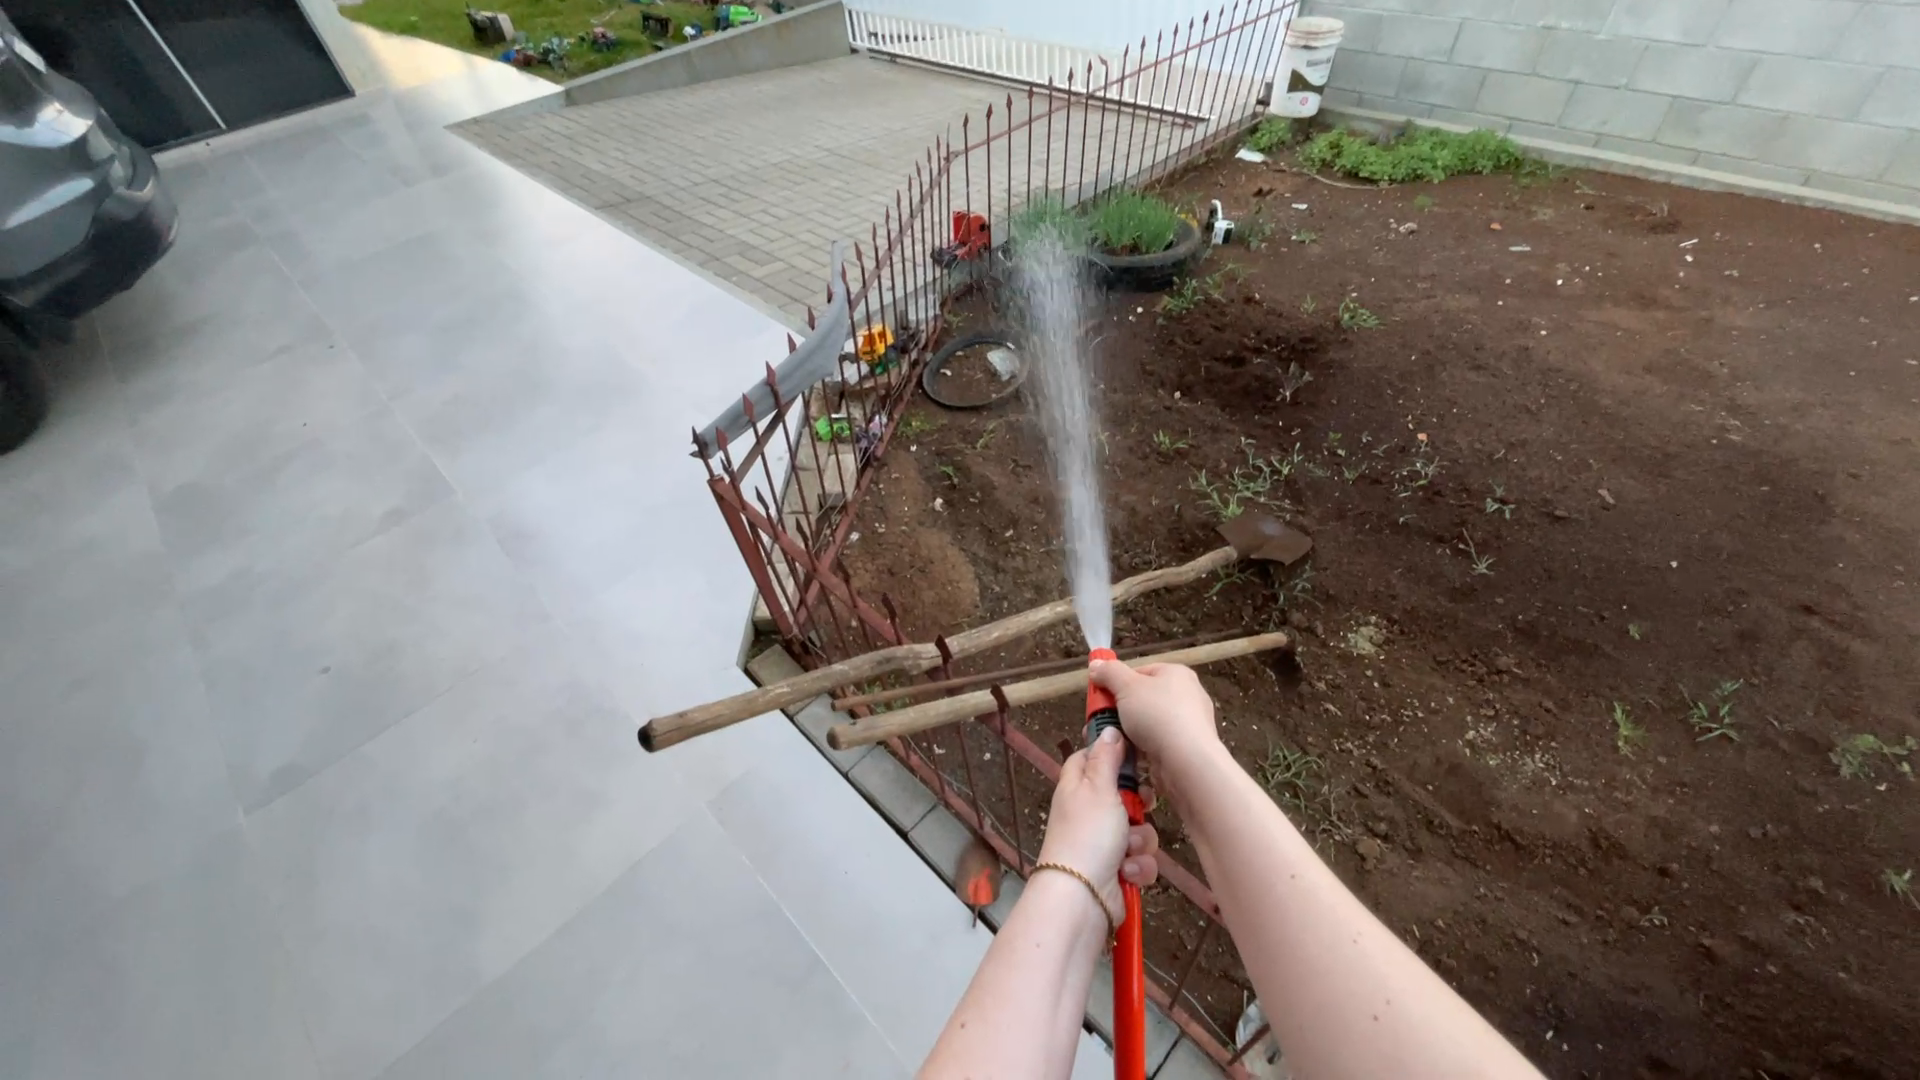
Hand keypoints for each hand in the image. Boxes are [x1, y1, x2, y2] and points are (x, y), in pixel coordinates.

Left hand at [1037, 727, 1160, 927]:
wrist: (1082, 897)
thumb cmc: (1088, 834)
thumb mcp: (1098, 787)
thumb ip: (1106, 758)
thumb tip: (1108, 730)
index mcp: (1076, 786)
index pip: (1090, 757)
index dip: (1111, 754)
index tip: (1133, 754)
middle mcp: (1088, 812)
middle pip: (1123, 795)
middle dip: (1139, 805)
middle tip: (1141, 806)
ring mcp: (1102, 842)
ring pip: (1138, 829)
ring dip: (1140, 841)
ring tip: (1127, 850)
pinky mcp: (1117, 869)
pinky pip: (1140, 859)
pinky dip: (1137, 866)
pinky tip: (1127, 872)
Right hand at [1087, 661, 1219, 767]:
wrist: (1186, 761)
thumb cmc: (1157, 715)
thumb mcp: (1126, 686)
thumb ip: (1108, 672)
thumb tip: (1096, 664)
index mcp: (1176, 674)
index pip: (1140, 672)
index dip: (1117, 682)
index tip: (1102, 697)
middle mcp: (1187, 695)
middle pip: (1143, 698)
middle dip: (1119, 710)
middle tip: (1101, 721)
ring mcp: (1189, 723)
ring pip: (1148, 723)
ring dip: (1128, 731)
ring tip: (1112, 741)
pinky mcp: (1187, 748)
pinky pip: (1158, 743)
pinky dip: (1142, 748)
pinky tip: (1128, 755)